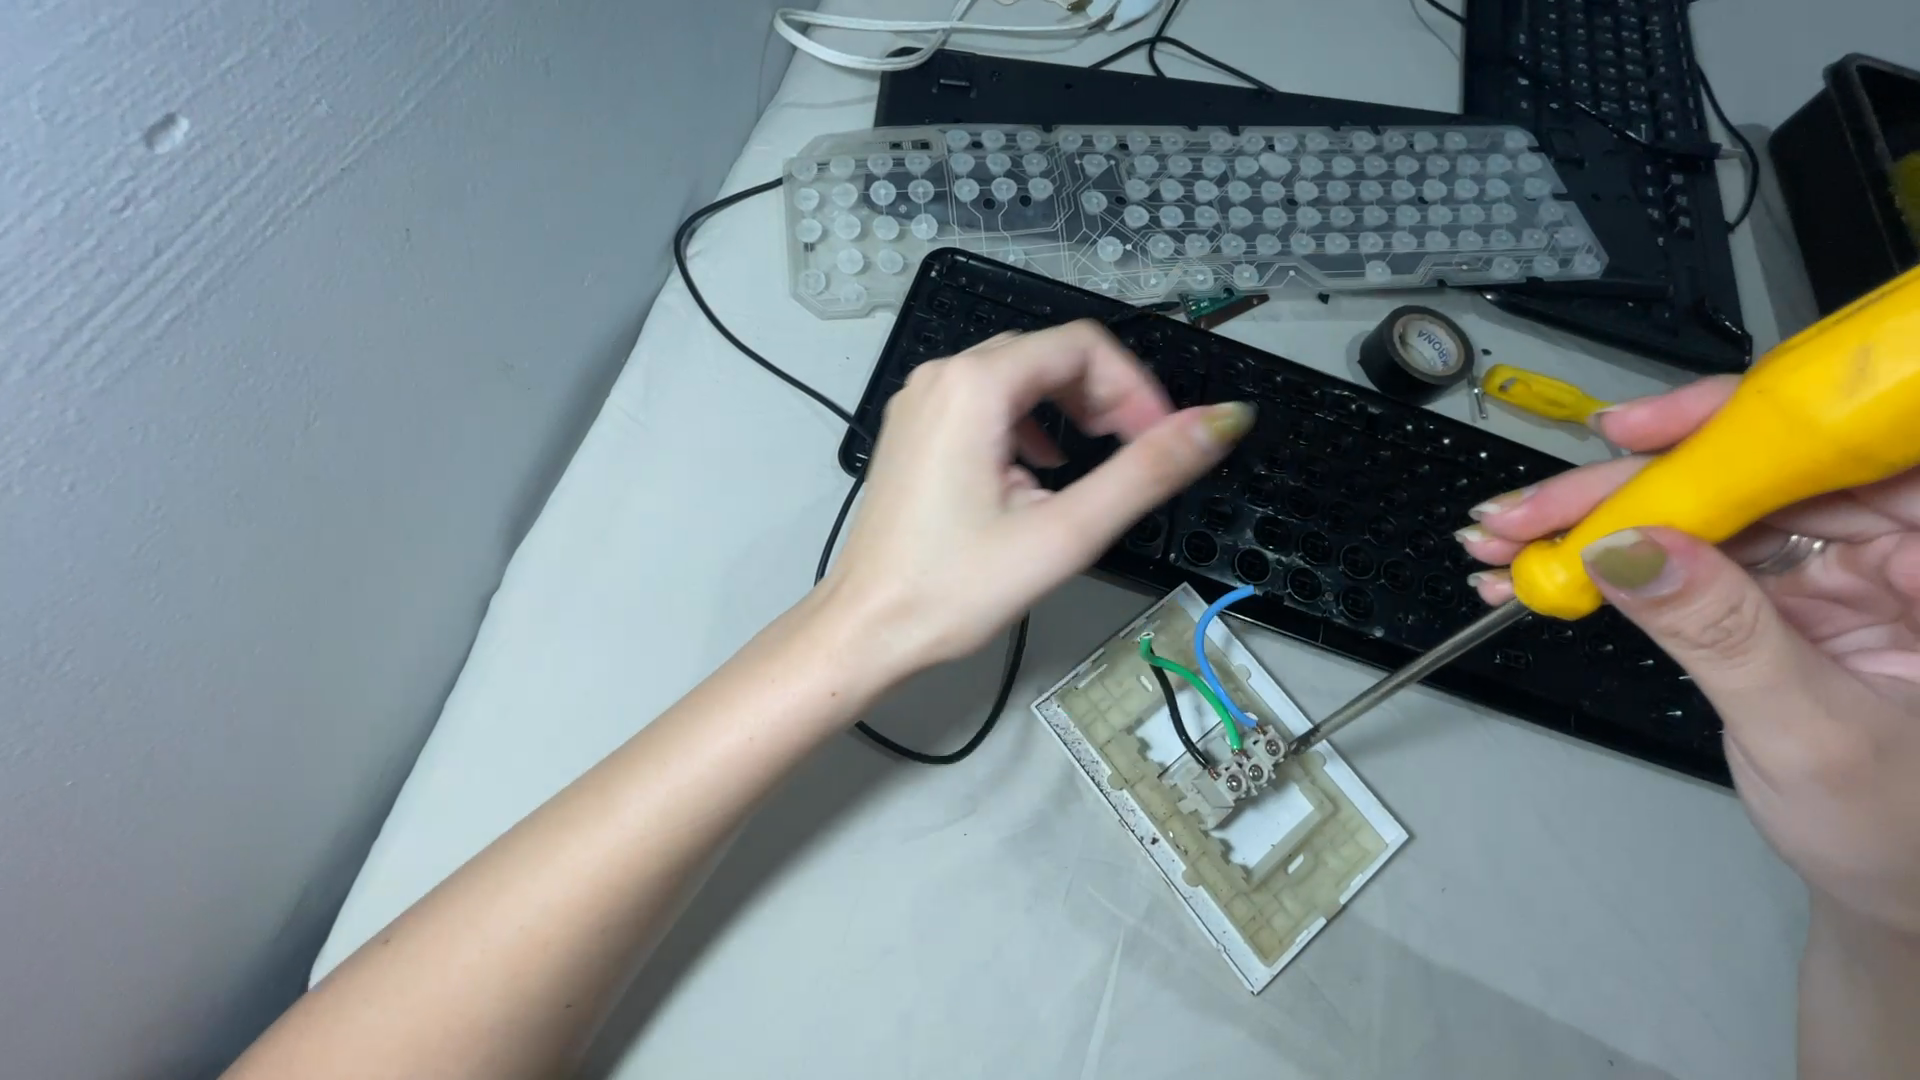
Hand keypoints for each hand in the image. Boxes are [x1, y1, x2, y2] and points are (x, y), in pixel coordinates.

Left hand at [813, 320, 1252, 679]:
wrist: (868, 628)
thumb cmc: (953, 589)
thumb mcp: (1065, 532)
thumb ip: (1146, 471)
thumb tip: (1221, 422)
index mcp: (973, 386)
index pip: (1082, 345)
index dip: (1136, 387)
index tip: (1163, 438)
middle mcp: (940, 378)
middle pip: (1048, 355)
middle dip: (1102, 396)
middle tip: (1134, 451)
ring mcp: (920, 403)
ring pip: (1016, 377)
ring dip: (1066, 409)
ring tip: (1090, 461)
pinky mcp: (914, 431)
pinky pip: (983, 403)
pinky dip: (1026, 424)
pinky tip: (1037, 470)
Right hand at [1459, 377, 1919, 935]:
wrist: (1896, 886)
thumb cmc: (1899, 828)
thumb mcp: (1814, 732)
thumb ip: (1722, 633)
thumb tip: (1624, 548)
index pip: (1840, 452)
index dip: (1733, 426)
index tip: (1627, 434)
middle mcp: (1889, 544)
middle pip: (1739, 477)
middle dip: (1614, 492)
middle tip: (1516, 516)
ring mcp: (1820, 566)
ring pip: (1686, 512)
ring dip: (1578, 527)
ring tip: (1495, 544)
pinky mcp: (1760, 589)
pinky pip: (1665, 556)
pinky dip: (1586, 564)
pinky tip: (1524, 573)